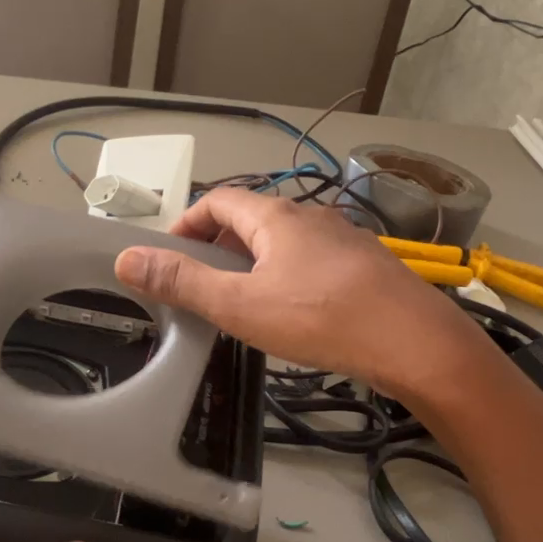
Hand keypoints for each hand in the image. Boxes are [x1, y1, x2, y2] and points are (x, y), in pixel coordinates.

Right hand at [114, 188, 484, 402]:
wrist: (415, 342)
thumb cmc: (321, 318)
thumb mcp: (241, 305)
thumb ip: (184, 283)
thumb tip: (127, 259)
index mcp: (276, 217)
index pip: (218, 200)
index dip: (186, 223)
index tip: (169, 257)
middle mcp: (311, 216)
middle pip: (252, 218)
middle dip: (219, 246)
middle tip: (202, 286)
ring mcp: (344, 239)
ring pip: (285, 241)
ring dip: (255, 263)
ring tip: (243, 302)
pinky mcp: (366, 266)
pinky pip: (313, 261)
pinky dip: (288, 276)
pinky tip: (294, 313)